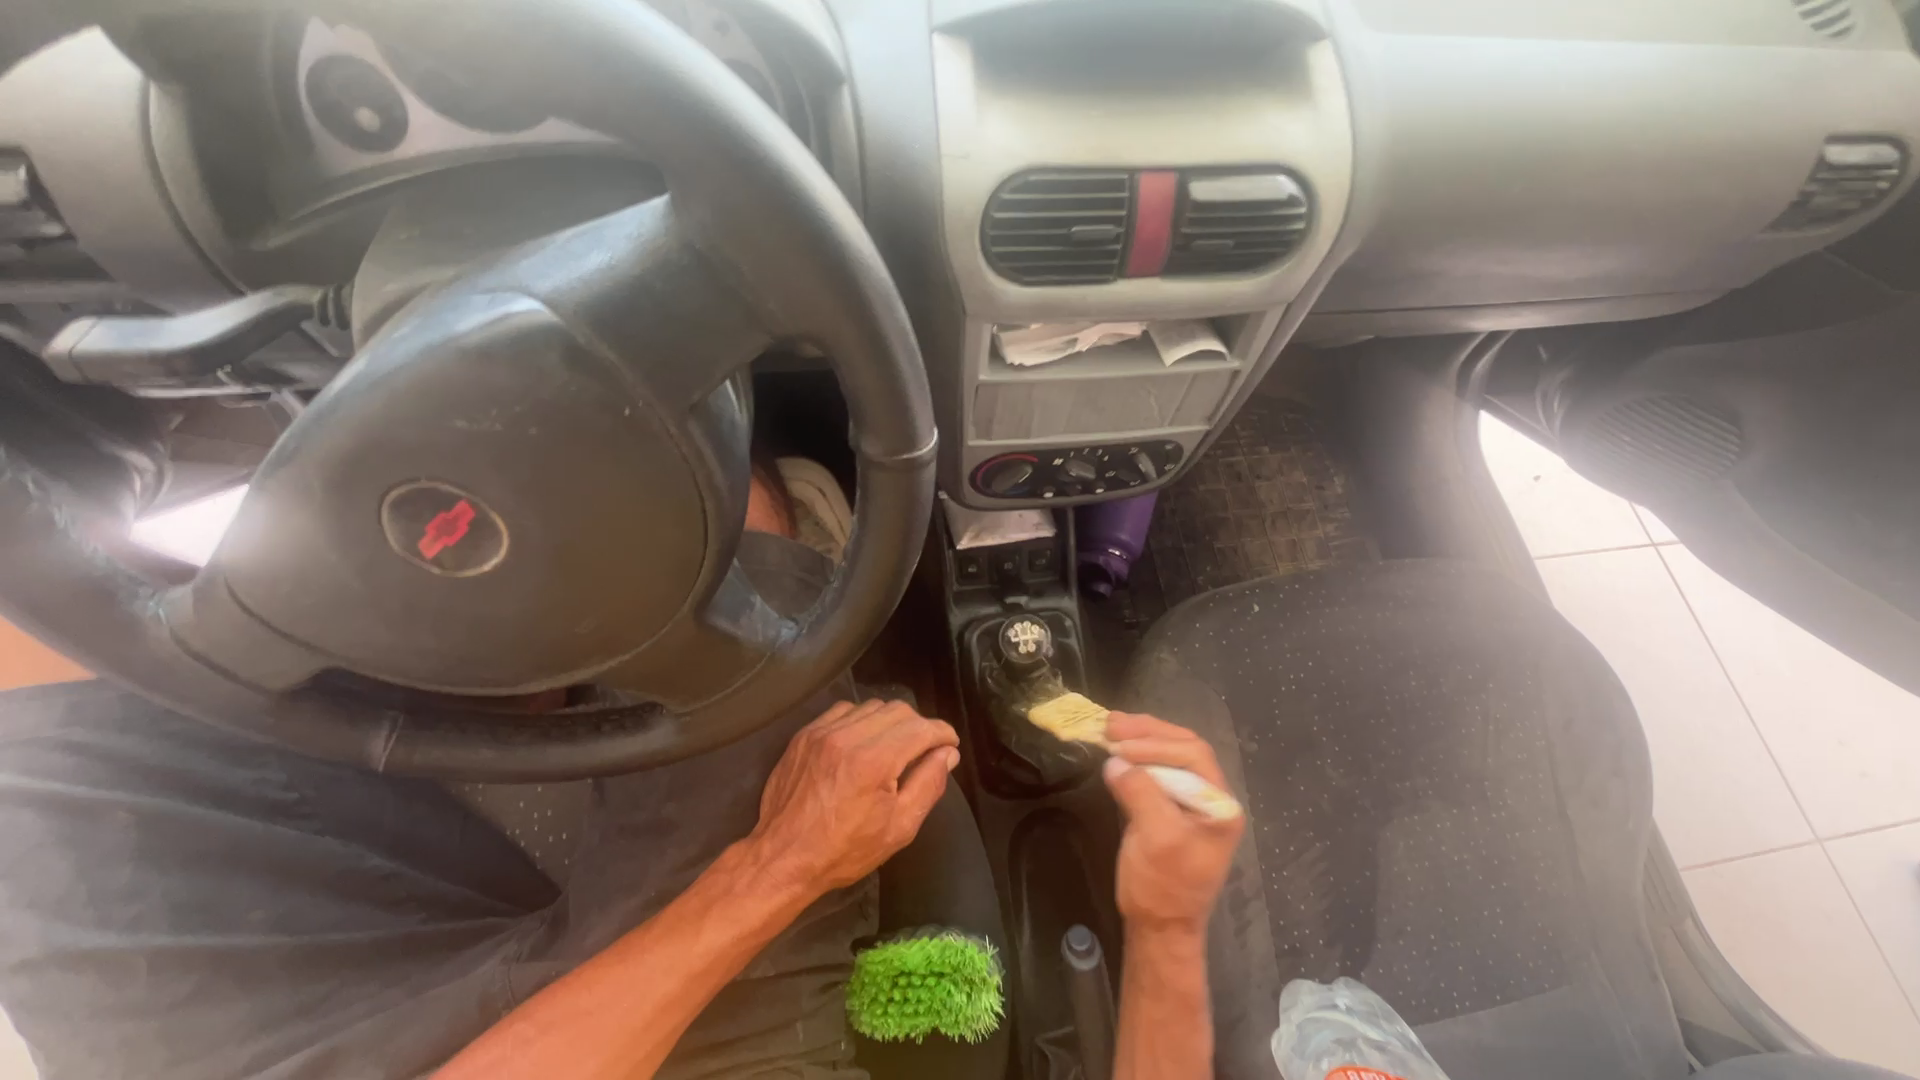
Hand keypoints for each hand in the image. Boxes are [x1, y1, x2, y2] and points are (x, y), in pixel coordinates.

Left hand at [748, 699, 959, 894]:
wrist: (783, 857)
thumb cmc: (845, 850)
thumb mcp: (899, 827)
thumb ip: (929, 784)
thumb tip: (947, 754)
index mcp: (875, 760)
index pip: (921, 728)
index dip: (942, 733)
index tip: (950, 745)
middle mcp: (848, 736)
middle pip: (898, 710)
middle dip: (919, 726)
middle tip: (925, 750)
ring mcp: (822, 731)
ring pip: (871, 706)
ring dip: (890, 721)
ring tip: (894, 746)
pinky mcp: (804, 734)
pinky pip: (843, 711)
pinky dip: (861, 720)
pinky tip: (863, 742)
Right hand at [1102, 712, 1243, 933]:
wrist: (1160, 929)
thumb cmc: (1163, 886)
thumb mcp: (1155, 837)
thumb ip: (1140, 792)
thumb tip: (1115, 761)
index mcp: (1220, 805)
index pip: (1193, 755)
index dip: (1156, 744)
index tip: (1120, 746)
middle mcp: (1210, 799)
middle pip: (1183, 749)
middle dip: (1147, 733)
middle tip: (1112, 724)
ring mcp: (1188, 803)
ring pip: (1168, 757)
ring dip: (1140, 740)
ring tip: (1110, 728)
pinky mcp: (1167, 809)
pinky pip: (1155, 773)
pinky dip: (1135, 758)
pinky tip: (1116, 751)